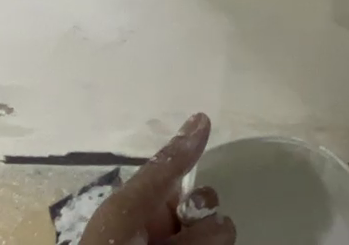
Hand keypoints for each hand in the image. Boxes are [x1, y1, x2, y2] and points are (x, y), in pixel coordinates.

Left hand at [80, 114, 235, 244]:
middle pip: (215, 216)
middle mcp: (169, 236)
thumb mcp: (125, 213)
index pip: (196, 191)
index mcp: (149, 215)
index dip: (196, 200)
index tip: (187, 211)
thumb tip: (203, 117)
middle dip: (202, 232)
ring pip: (223, 237)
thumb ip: (165, 169)